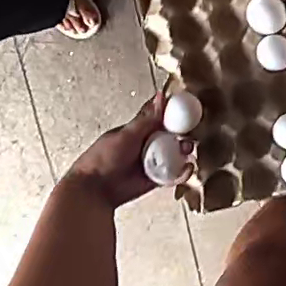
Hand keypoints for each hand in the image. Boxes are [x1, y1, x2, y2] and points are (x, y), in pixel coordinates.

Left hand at [62, 93, 184, 207]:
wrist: (95, 189)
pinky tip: (187, 167)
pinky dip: (182, 171)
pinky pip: (174, 174)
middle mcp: (147, 145)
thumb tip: (161, 96)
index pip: (162, 119)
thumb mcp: (127, 134)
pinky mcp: (156, 179)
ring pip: (175, 155)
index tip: (188, 112)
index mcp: (139, 130)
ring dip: (184, 152)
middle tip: (189, 134)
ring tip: (187, 149)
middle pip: (172, 137)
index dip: (175, 115)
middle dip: (183, 135)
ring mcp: (152, 162)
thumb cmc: (103, 158)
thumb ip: (147, 118)